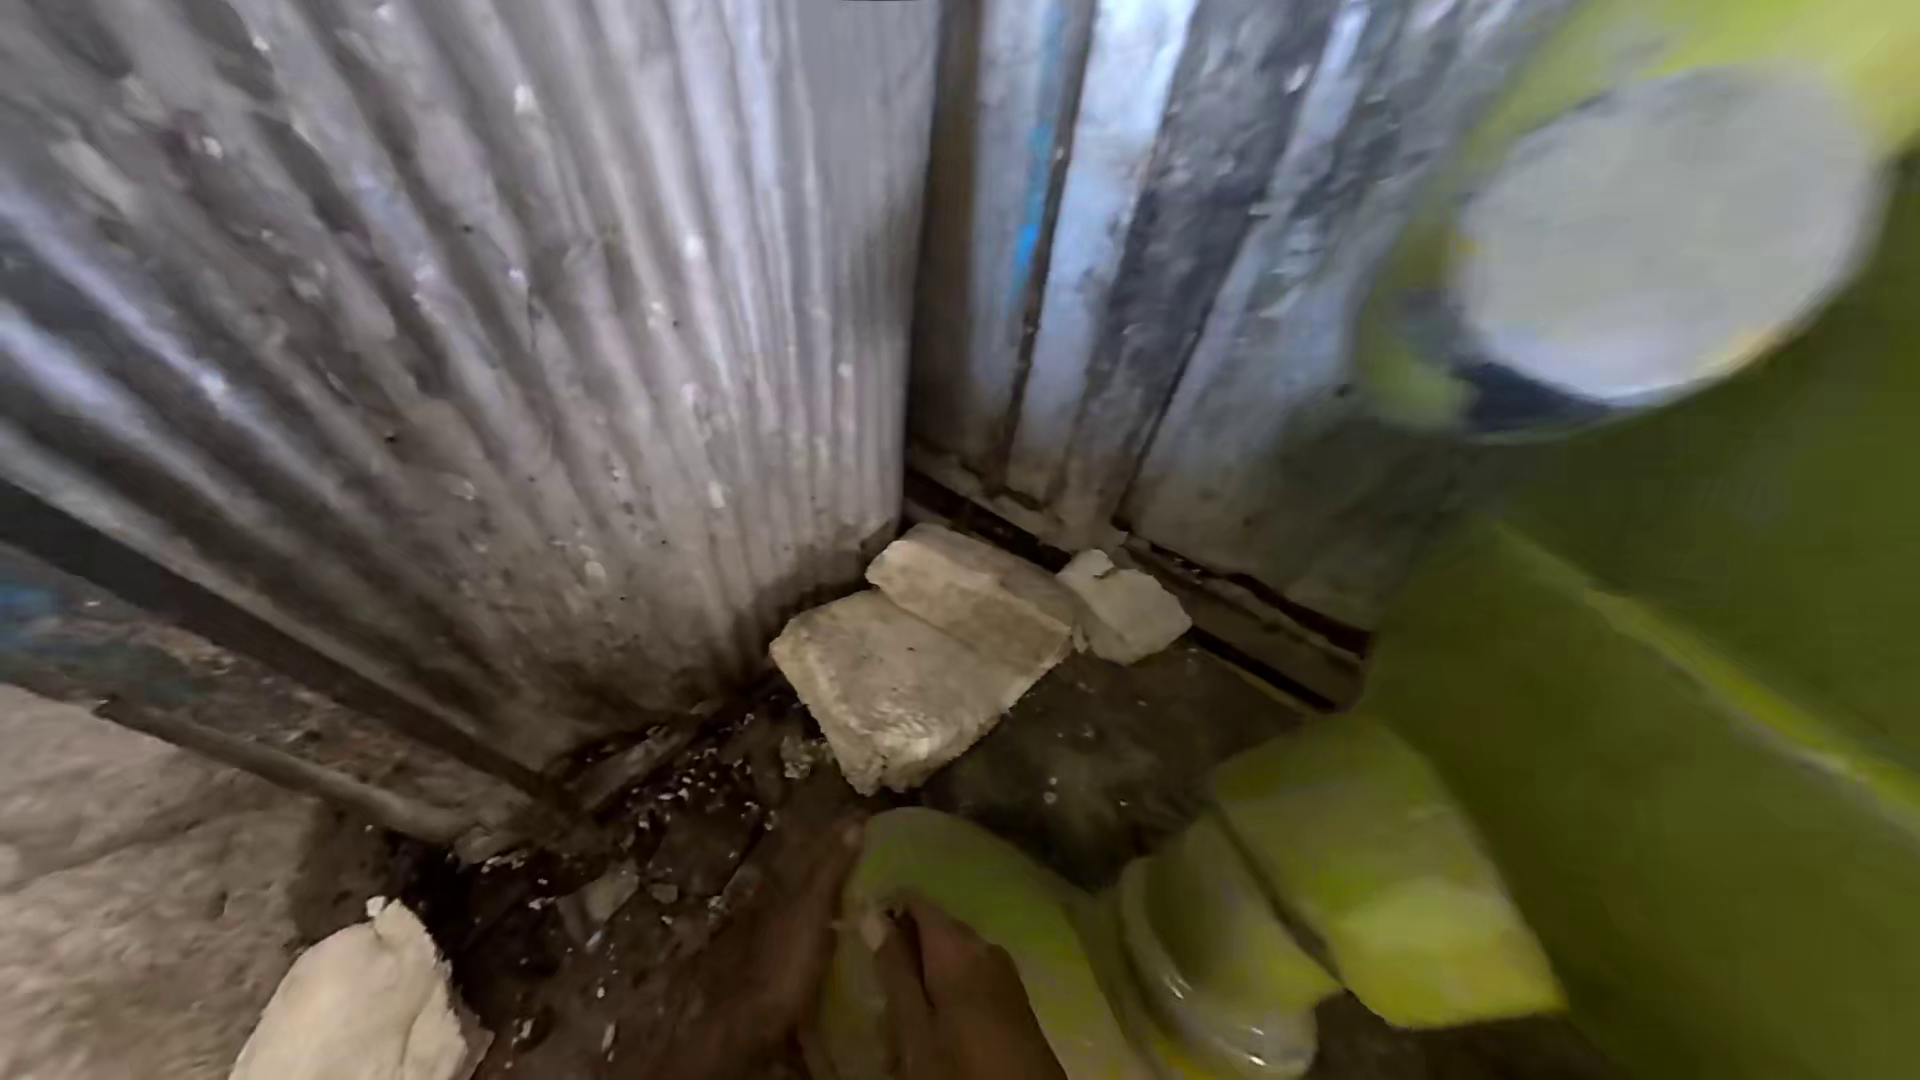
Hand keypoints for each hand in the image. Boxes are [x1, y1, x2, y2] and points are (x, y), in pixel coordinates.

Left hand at [647, 813, 864, 1079]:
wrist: (758, 1011)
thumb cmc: (789, 954)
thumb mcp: (814, 906)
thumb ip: (832, 866)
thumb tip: (855, 824)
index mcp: (792, 872)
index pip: (821, 837)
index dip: (844, 825)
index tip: (871, 814)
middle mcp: (786, 884)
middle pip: (815, 853)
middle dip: (841, 841)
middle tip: (871, 834)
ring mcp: (786, 910)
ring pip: (814, 876)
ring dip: (836, 865)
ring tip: (863, 861)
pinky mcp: (790, 935)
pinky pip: (817, 901)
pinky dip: (833, 893)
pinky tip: (845, 900)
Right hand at [872, 897, 1068, 1079]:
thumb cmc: (963, 1071)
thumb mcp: (915, 1030)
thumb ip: (894, 970)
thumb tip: (872, 915)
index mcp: (957, 944)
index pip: (916, 900)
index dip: (887, 912)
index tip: (864, 944)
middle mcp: (983, 944)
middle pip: (933, 929)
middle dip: (904, 953)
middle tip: (882, 998)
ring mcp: (1003, 968)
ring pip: (951, 955)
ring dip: (925, 977)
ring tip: (905, 1024)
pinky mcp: (1013, 994)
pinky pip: (972, 974)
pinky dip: (949, 991)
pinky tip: (939, 1030)